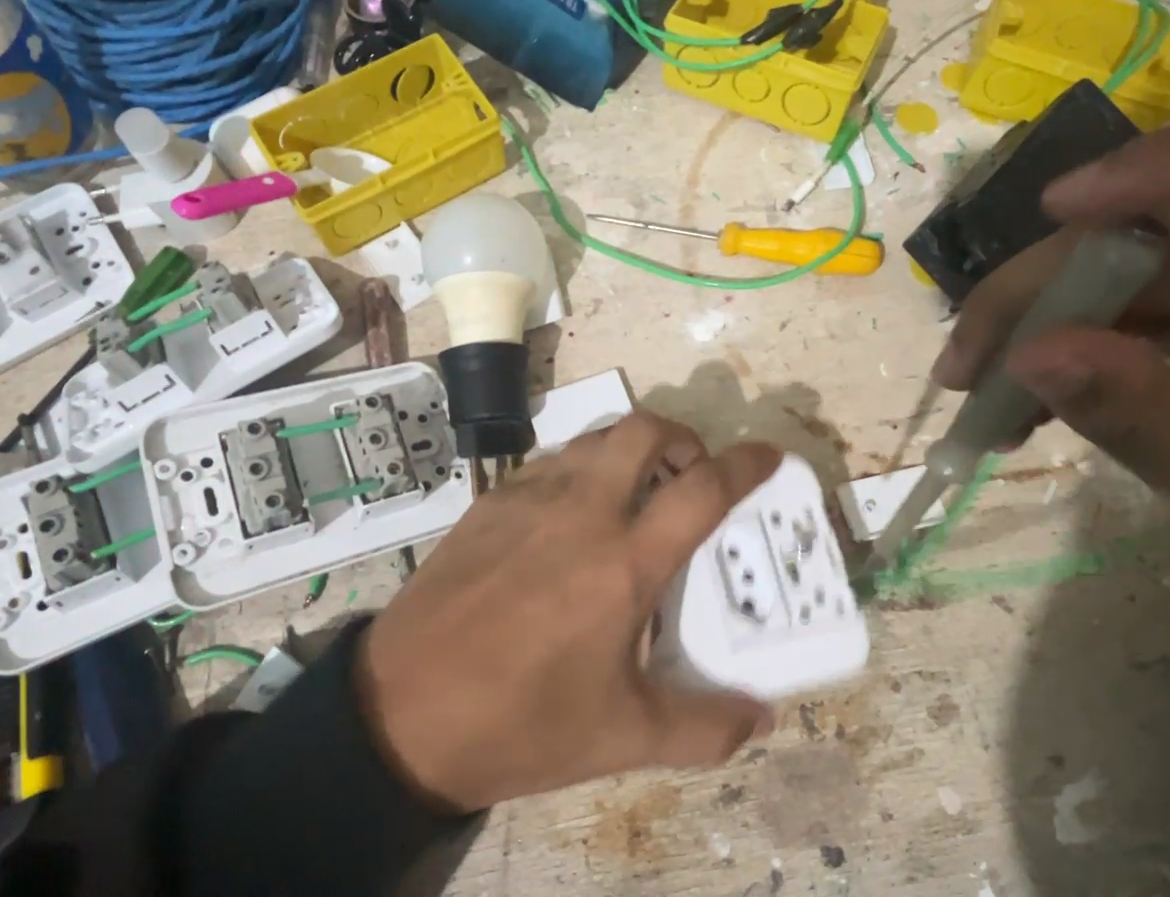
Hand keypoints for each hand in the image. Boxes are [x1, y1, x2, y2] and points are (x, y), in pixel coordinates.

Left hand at [355, 414, 780, 811]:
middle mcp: (581, 512)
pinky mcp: (487, 505)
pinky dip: (580, 470)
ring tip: (635, 495)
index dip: (746, 464)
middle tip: (691, 476)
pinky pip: (549, 463)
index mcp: (623, 562)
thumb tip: (763, 717)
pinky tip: (571, 518)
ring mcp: (527, 500)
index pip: (703, 489)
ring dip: (628, 451)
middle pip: (644, 430)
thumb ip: (704, 728)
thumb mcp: (622, 738)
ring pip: (593, 439)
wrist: (401, 713)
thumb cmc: (521, 724)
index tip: (768, 455)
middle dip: (683, 437)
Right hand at [935, 125, 1169, 738]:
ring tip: (973, 386)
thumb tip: (1027, 353)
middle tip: (964, 360)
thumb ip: (1144, 424)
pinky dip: (1063, 342)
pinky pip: (1126, 305)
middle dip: (1043, 284)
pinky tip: (1019, 396)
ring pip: (1124, 267)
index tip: (1058, 207)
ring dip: (1037, 317)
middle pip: (1159, 232)